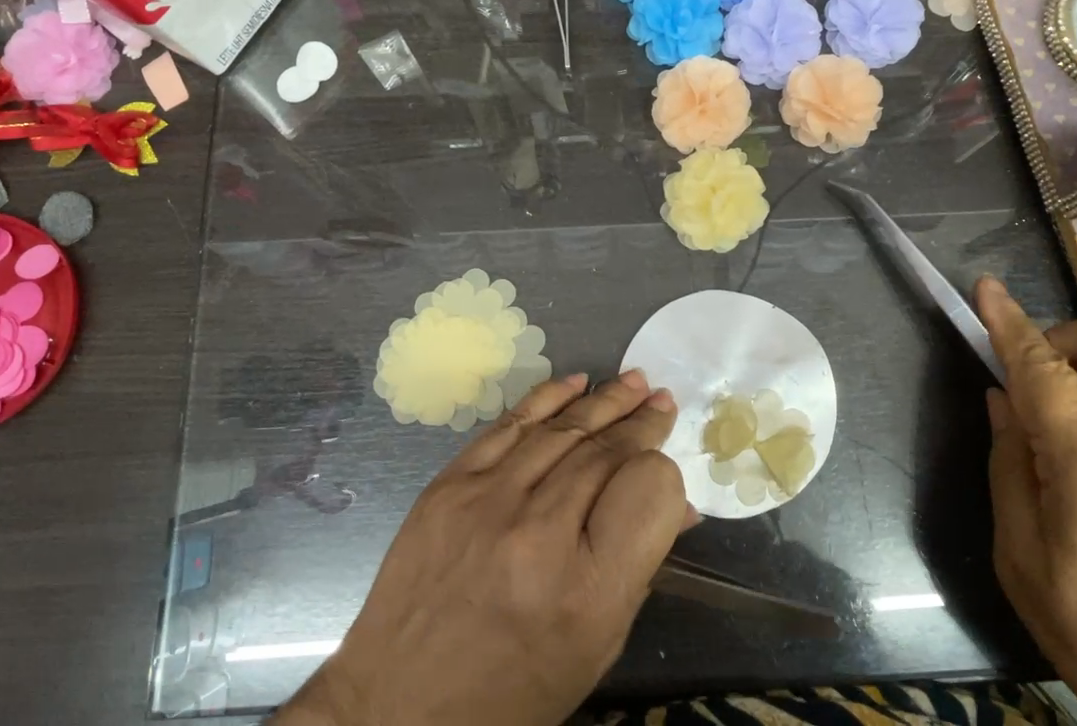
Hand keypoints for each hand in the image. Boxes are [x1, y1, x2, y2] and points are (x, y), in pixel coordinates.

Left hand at [274, 370, 693, 725]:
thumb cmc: (515, 688)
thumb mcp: (597, 646)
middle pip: (605, 451)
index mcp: (586, 587)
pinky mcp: (446, 487)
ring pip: (559, 430)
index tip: (667, 464)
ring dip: (602, 401)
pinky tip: (575, 384)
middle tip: (663, 400)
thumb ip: (639, 566)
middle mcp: (537, 532)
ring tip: (634, 382)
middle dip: (640, 421)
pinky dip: (546, 400)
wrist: (400, 705)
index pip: (649, 489)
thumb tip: (676, 505)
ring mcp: (485, 502)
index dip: (665, 471)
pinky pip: (507, 427)